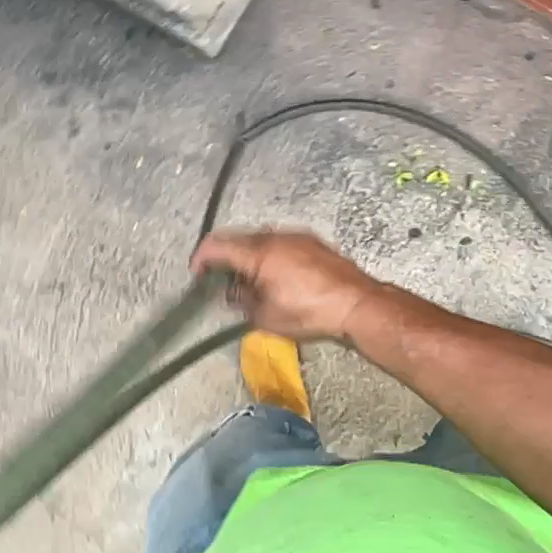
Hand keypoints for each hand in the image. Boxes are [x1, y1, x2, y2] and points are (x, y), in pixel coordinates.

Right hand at [190, 230, 382, 340]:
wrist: (355, 302)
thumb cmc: (309, 311)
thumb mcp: (266, 316)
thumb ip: (242, 301)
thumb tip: (234, 293)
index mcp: (259, 252)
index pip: (217, 244)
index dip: (200, 258)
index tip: (196, 275)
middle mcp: (276, 236)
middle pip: (238, 240)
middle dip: (226, 260)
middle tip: (224, 285)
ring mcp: (296, 236)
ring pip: (260, 241)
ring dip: (249, 258)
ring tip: (252, 285)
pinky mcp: (312, 242)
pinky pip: (280, 243)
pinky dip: (270, 257)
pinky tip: (277, 279)